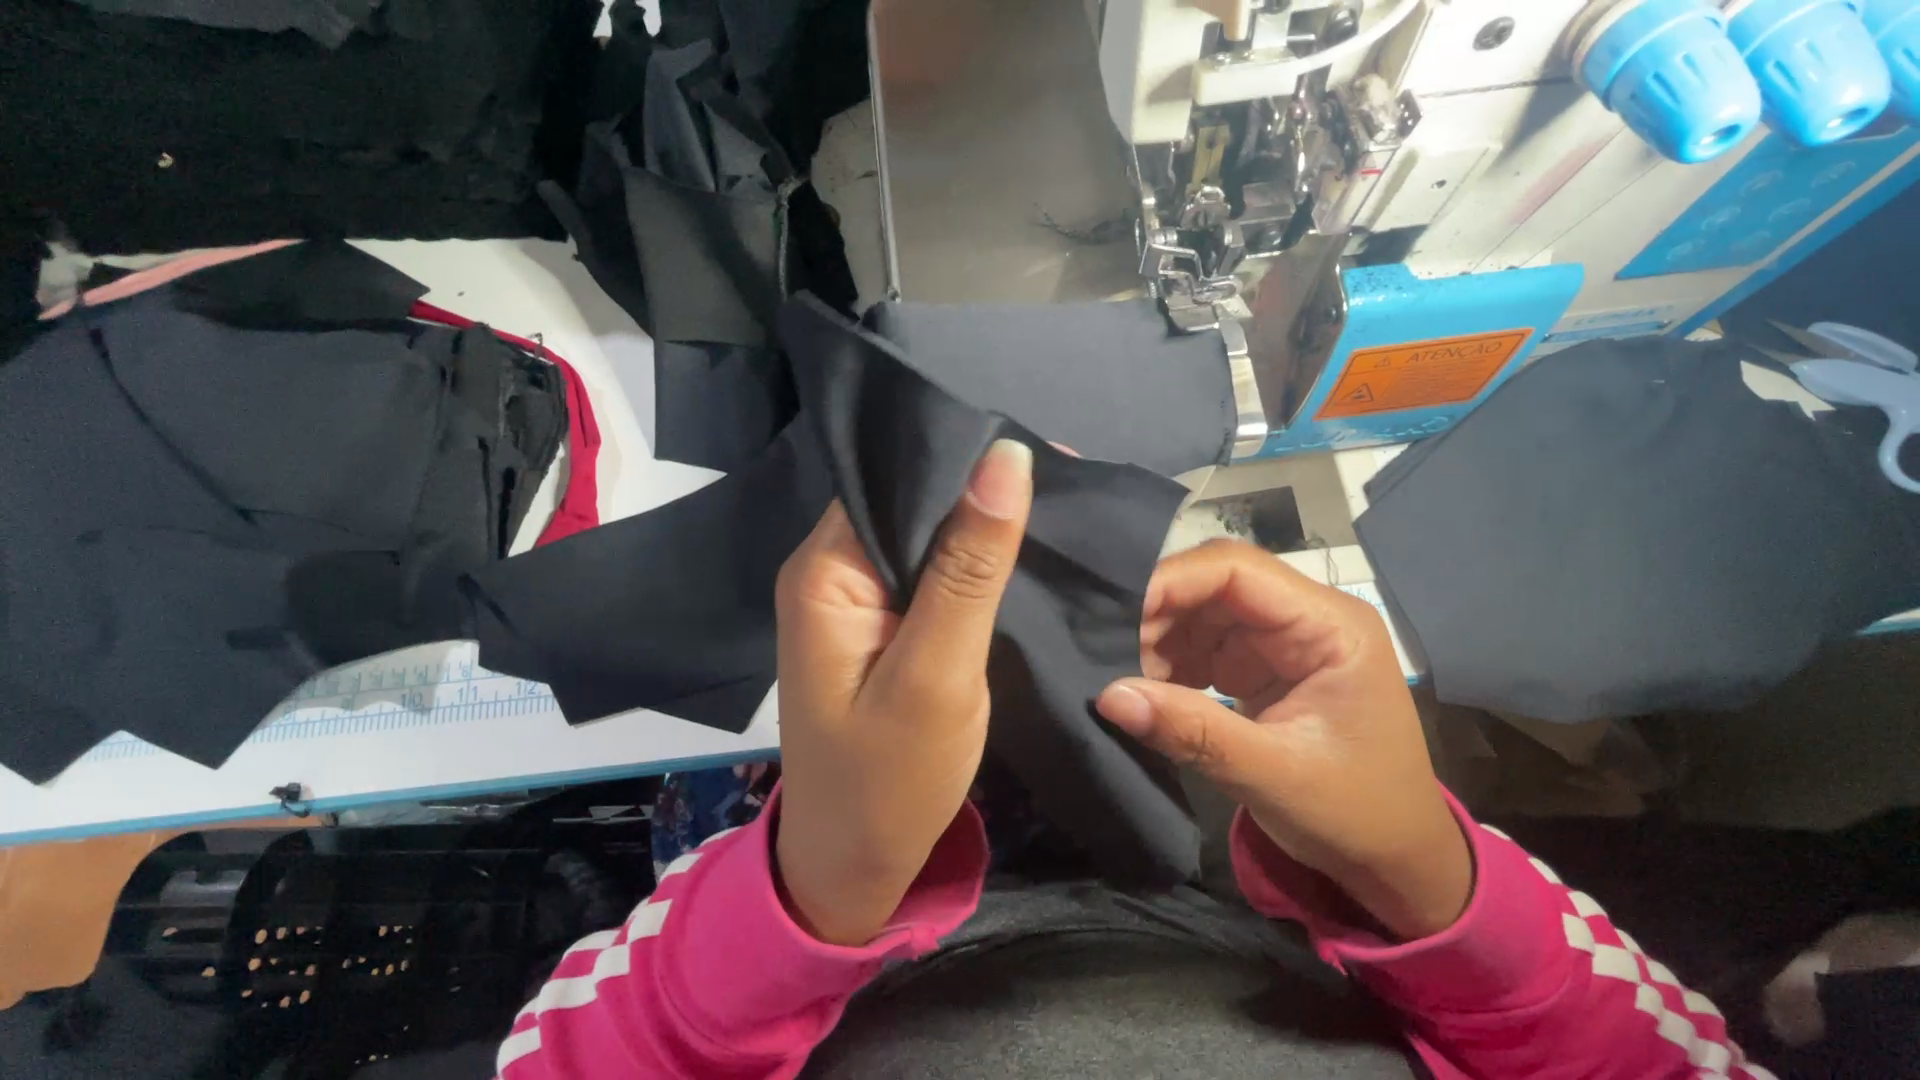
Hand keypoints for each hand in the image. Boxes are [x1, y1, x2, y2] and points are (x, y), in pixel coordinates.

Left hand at [772, 439, 1033, 945]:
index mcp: (824, 571)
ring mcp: (854, 601)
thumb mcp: (935, 673)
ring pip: (922, 537)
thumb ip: (968, 568)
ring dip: (980, 529)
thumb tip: (1006, 459)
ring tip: (1058, 506)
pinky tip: (1020, 555)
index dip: (963, 459)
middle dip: (979, 490)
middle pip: (907, 504)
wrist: (855, 867)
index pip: (892, 480)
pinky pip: (927, 574)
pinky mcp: (880, 627)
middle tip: (1067, 475)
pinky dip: (971, 566)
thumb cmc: (889, 782)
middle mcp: (829, 572)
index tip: (1045, 448)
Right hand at [1095, 539, 1470, 940]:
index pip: (1238, 571)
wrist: (1396, 862)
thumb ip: (1193, 732)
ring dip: (1159, 641)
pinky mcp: (1262, 668)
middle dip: (1158, 614)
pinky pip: (1203, 646)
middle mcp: (1305, 619)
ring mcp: (1282, 642)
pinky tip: (1148, 692)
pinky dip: (1170, 665)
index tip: (1114, 616)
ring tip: (1126, 680)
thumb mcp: (1275, 776)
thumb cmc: (1357, 815)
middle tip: (1109, 657)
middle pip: (1214, 585)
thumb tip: (1108, 696)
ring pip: (1202, 613)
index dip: (1172, 582)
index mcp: (1330, 626)